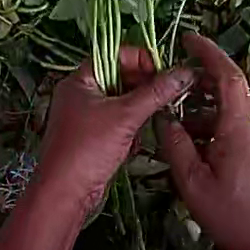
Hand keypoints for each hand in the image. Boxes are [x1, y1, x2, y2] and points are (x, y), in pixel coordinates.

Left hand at [36, 46, 196, 212]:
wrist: (65, 194)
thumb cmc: (88, 149)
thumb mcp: (125, 116)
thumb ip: (156, 93)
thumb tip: (184, 72)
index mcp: (81, 80)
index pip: (115, 55)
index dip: (141, 60)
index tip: (166, 73)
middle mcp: (81, 95)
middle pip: (121, 80)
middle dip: (144, 91)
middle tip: (166, 98)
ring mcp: (86, 118)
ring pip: (123, 105)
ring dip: (137, 115)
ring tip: (144, 127)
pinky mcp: (93, 139)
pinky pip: (119, 125)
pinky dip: (129, 133)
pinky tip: (131, 146)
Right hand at [157, 33, 249, 249]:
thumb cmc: (231, 213)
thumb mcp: (192, 180)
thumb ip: (175, 145)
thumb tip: (164, 119)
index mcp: (235, 127)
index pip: (227, 76)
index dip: (209, 52)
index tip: (188, 38)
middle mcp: (246, 128)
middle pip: (225, 89)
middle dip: (198, 78)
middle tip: (169, 78)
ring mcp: (248, 143)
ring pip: (221, 112)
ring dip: (196, 108)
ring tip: (167, 117)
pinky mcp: (246, 158)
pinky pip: (223, 130)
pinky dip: (202, 129)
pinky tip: (182, 144)